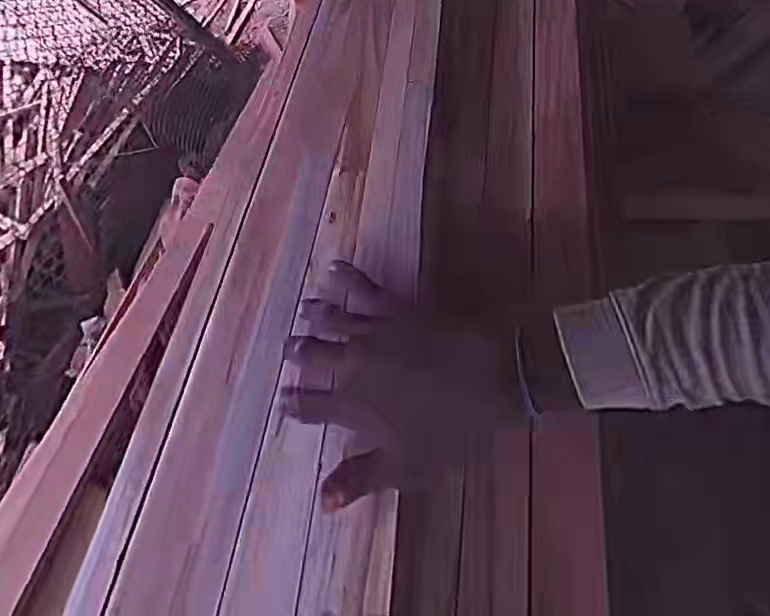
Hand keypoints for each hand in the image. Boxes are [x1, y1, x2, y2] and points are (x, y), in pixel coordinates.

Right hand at [279, 261, 527, 510]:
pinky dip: (344, 278)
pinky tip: (333, 269)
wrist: (487, 375)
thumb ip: (360, 478)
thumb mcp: (406, 465)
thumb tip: (322, 501)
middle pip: (312, 356)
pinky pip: (360, 288)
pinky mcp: (390, 306)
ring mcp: (369, 331)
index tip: (283, 402)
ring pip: (329, 320)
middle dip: (296, 354)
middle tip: (286, 350)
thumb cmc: (450, 428)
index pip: (311, 406)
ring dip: (313, 316)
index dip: (294, 405)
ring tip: (302, 312)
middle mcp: (351, 365)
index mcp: (352, 405)